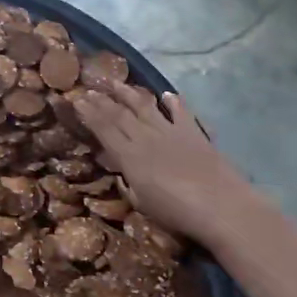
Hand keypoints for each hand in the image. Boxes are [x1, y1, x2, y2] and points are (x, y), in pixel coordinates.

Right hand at [74, 82, 266, 250]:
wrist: (219, 205)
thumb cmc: (176, 213)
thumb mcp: (142, 202)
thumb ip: (129, 183)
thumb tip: (120, 168)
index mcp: (129, 156)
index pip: (104, 129)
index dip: (89, 114)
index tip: (77, 100)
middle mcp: (146, 137)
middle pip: (120, 114)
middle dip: (102, 100)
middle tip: (89, 88)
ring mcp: (171, 131)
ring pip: (145, 106)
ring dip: (129, 93)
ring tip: (116, 83)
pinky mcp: (193, 132)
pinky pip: (180, 112)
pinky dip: (173, 102)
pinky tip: (166, 95)